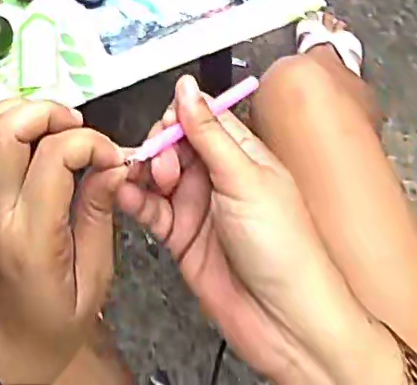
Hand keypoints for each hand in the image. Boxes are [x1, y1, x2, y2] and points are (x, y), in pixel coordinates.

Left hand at [0, 99, 128, 383]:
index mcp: (30, 237)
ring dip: (23, 111)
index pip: (52, 158)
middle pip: (6, 130)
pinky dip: (4, 118)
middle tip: (79, 127)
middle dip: (48, 112)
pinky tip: (32, 131)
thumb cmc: (48, 324)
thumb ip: (100, 214)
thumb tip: (113, 163)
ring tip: (56, 126)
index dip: (89, 143)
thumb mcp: (93, 282)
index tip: (110, 155)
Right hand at [115, 76, 401, 384]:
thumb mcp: (245, 180)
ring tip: (140, 180)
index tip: (168, 127)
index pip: (199, 116)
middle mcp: (215, 175)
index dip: (178, 116)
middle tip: (164, 167)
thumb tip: (187, 86)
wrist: (289, 329)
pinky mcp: (179, 233)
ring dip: (140, 169)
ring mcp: (196, 204)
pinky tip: (127, 194)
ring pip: (154, 170)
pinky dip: (132, 197)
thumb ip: (208, 132)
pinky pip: (146, 206)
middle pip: (170, 141)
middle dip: (158, 146)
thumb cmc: (289, 255)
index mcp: (240, 154)